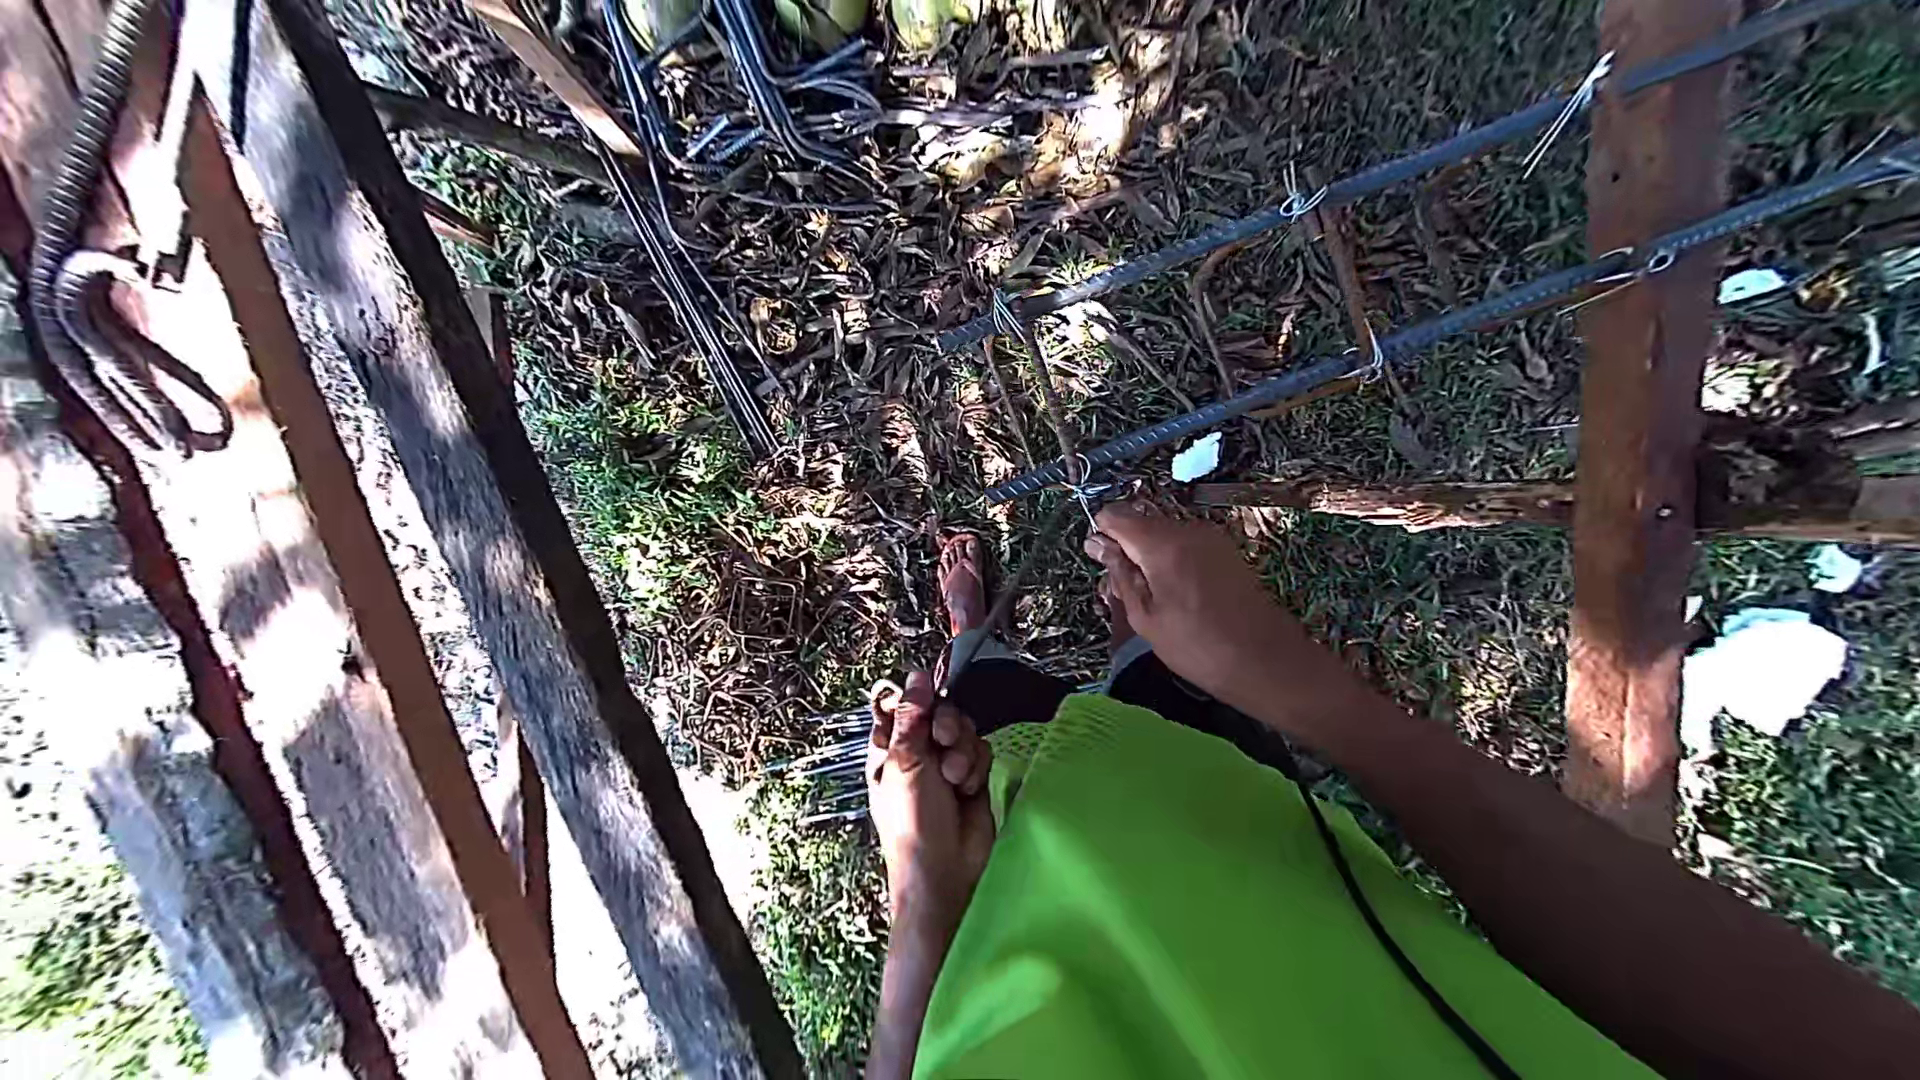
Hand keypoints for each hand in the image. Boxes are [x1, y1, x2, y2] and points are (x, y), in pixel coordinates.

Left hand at [867, 672, 993, 941]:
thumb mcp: (905, 764)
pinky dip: (977, 767)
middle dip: (947, 726)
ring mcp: (946, 762)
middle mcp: (919, 749)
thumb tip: (917, 675)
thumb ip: (913, 716)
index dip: (918, 699)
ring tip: (955, 781)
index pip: (904, 703)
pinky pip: (981, 749)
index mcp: (891, 745)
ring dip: (962, 752)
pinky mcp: (973, 774)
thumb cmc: (913, 821)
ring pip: (964, 728)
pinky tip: (969, 790)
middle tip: (943, 745)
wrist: (947, 871)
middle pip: (940, 710)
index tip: (928, 704)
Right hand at [1084, 501, 1339, 717]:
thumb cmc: (1197, 646)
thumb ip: (1120, 573)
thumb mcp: (1144, 616)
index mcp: (1162, 544)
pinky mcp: (1224, 550)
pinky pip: (1184, 544)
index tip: (1102, 565)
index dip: (1102, 536)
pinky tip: (1175, 595)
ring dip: (1148, 557)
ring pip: (1161, 534)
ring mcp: (1209, 538)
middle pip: (1139, 523)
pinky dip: (1170, 561)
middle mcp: (1187, 530)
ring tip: (1151, 599)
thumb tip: (1097, 544)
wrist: (1266, 660)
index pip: (1115, 516)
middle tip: (1124, 590)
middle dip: (1125, 549)